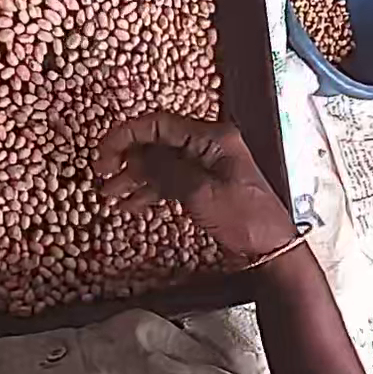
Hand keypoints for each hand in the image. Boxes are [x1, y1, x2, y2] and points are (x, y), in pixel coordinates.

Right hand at [94, 113, 296, 260]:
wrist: (270, 249)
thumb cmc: (243, 218)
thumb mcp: (201, 193)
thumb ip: (166, 170)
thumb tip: (135, 155)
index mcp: (212, 138)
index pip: (160, 124)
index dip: (127, 135)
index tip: (103, 153)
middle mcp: (208, 146)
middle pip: (158, 143)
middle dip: (128, 158)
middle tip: (102, 176)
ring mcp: (207, 167)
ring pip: (161, 165)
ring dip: (135, 178)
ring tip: (109, 195)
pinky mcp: (205, 187)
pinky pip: (171, 182)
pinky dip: (151, 191)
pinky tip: (132, 205)